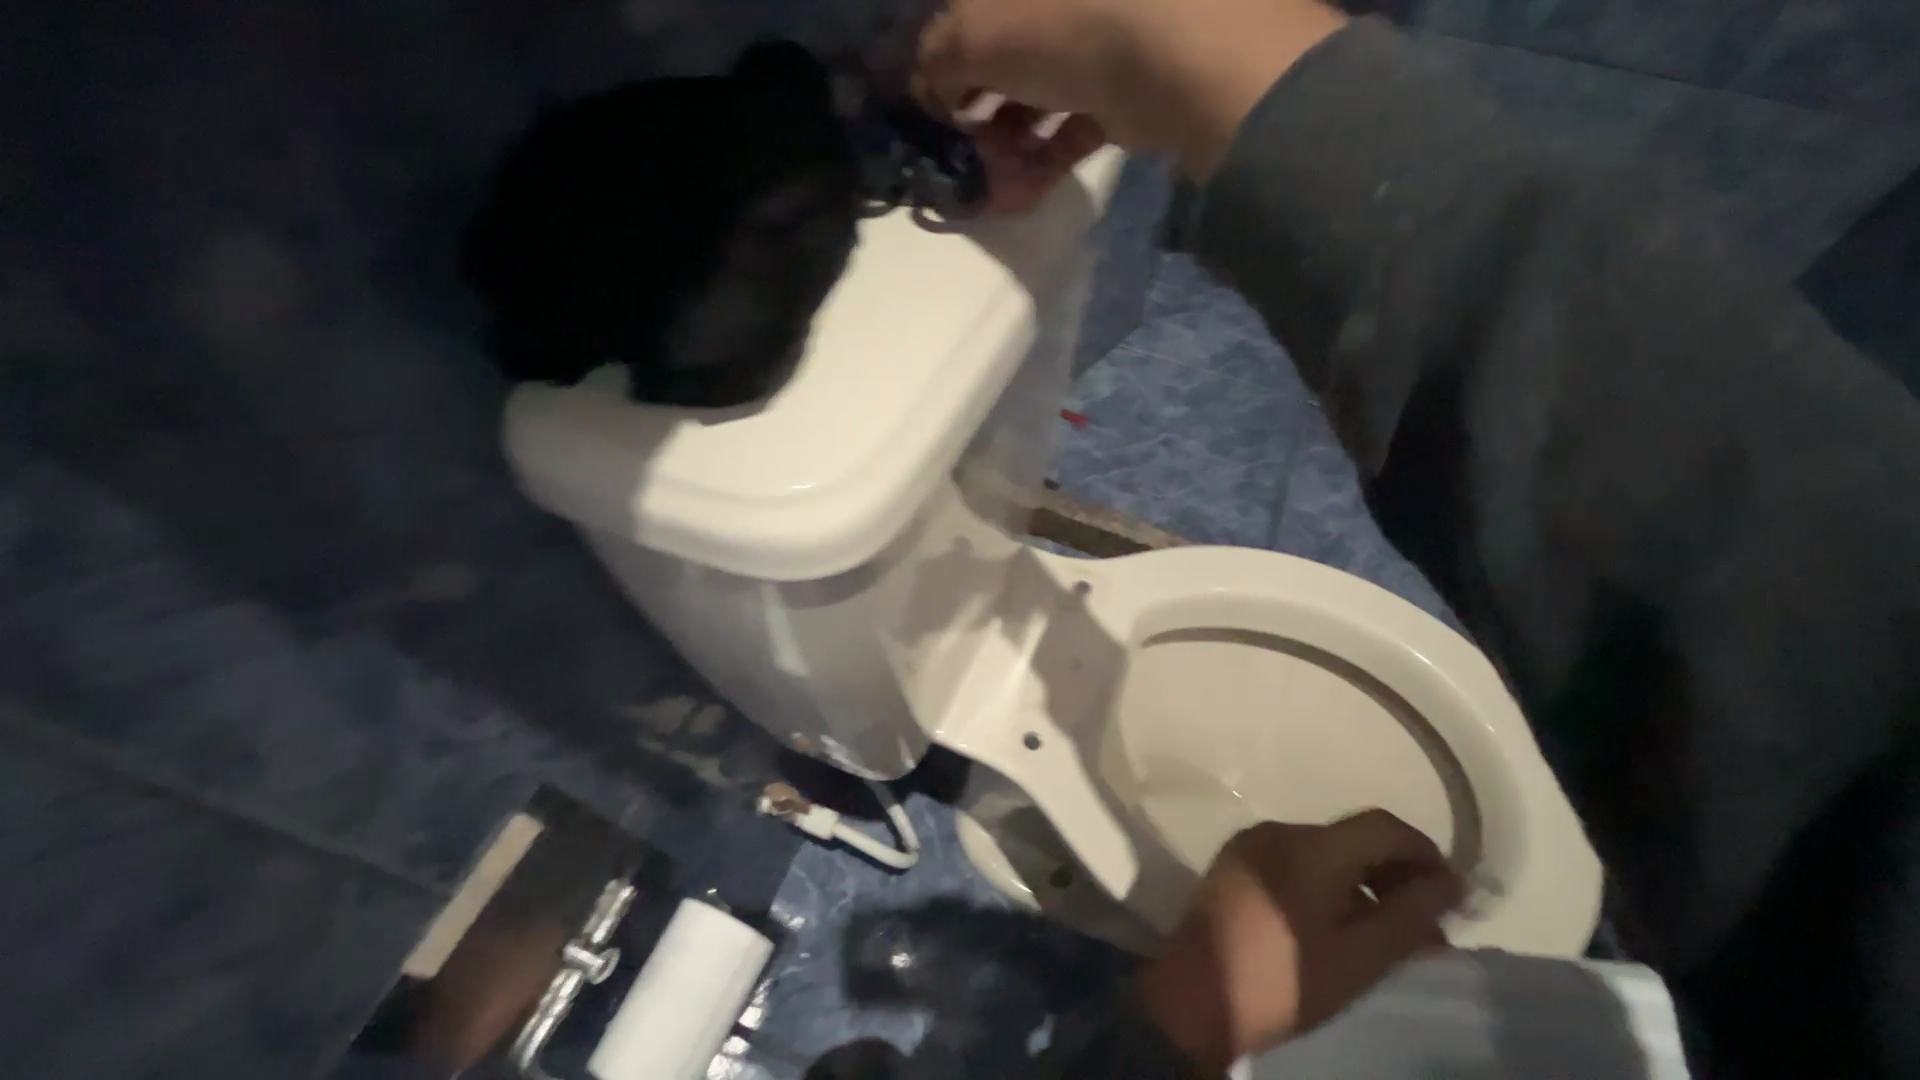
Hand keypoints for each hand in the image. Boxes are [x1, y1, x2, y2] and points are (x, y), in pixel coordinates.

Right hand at [915, 0, 1347, 210]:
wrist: (1179, 59)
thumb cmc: (1064, 27)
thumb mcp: (974, 33)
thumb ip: (935, 60)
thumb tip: (923, 90)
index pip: (966, 20)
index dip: (940, 68)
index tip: (927, 115)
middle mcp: (1058, 3)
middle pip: (1000, 61)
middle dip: (973, 116)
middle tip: (961, 159)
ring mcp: (1096, 43)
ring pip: (1034, 98)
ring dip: (1006, 147)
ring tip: (994, 186)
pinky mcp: (1124, 90)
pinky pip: (1071, 126)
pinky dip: (1045, 158)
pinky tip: (1025, 191)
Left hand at [1135, 810, 1464, 1073]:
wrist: (1192, 998)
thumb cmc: (1281, 981)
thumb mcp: (1359, 958)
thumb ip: (1410, 916)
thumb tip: (1452, 883)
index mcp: (1307, 846)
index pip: (1382, 826)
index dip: (1425, 854)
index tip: (1451, 898)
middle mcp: (1276, 831)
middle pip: (1352, 837)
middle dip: (1395, 875)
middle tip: (1428, 927)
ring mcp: (1249, 845)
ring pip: (1324, 852)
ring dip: (1362, 883)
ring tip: (1388, 935)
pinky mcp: (1234, 865)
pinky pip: (1294, 863)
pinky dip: (1326, 885)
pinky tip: (1340, 927)